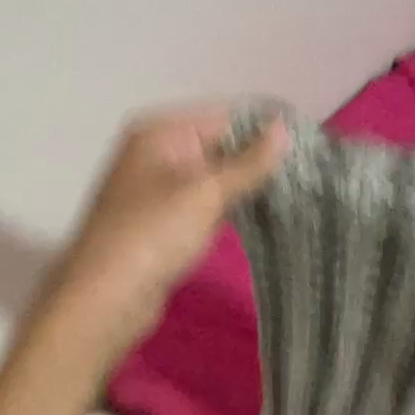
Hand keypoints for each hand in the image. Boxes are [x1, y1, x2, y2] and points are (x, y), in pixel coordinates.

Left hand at [44, 105, 288, 349]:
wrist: (106, 298)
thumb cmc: (154, 235)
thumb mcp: (206, 192)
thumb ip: (248, 163)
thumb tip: (284, 128)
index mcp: (159, 131)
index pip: (224, 116)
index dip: (265, 130)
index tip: (308, 147)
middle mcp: (155, 153)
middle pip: (219, 146)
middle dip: (258, 162)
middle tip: (306, 177)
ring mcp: (157, 191)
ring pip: (213, 180)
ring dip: (246, 190)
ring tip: (292, 198)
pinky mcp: (162, 225)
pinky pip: (204, 207)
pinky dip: (228, 212)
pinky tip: (259, 221)